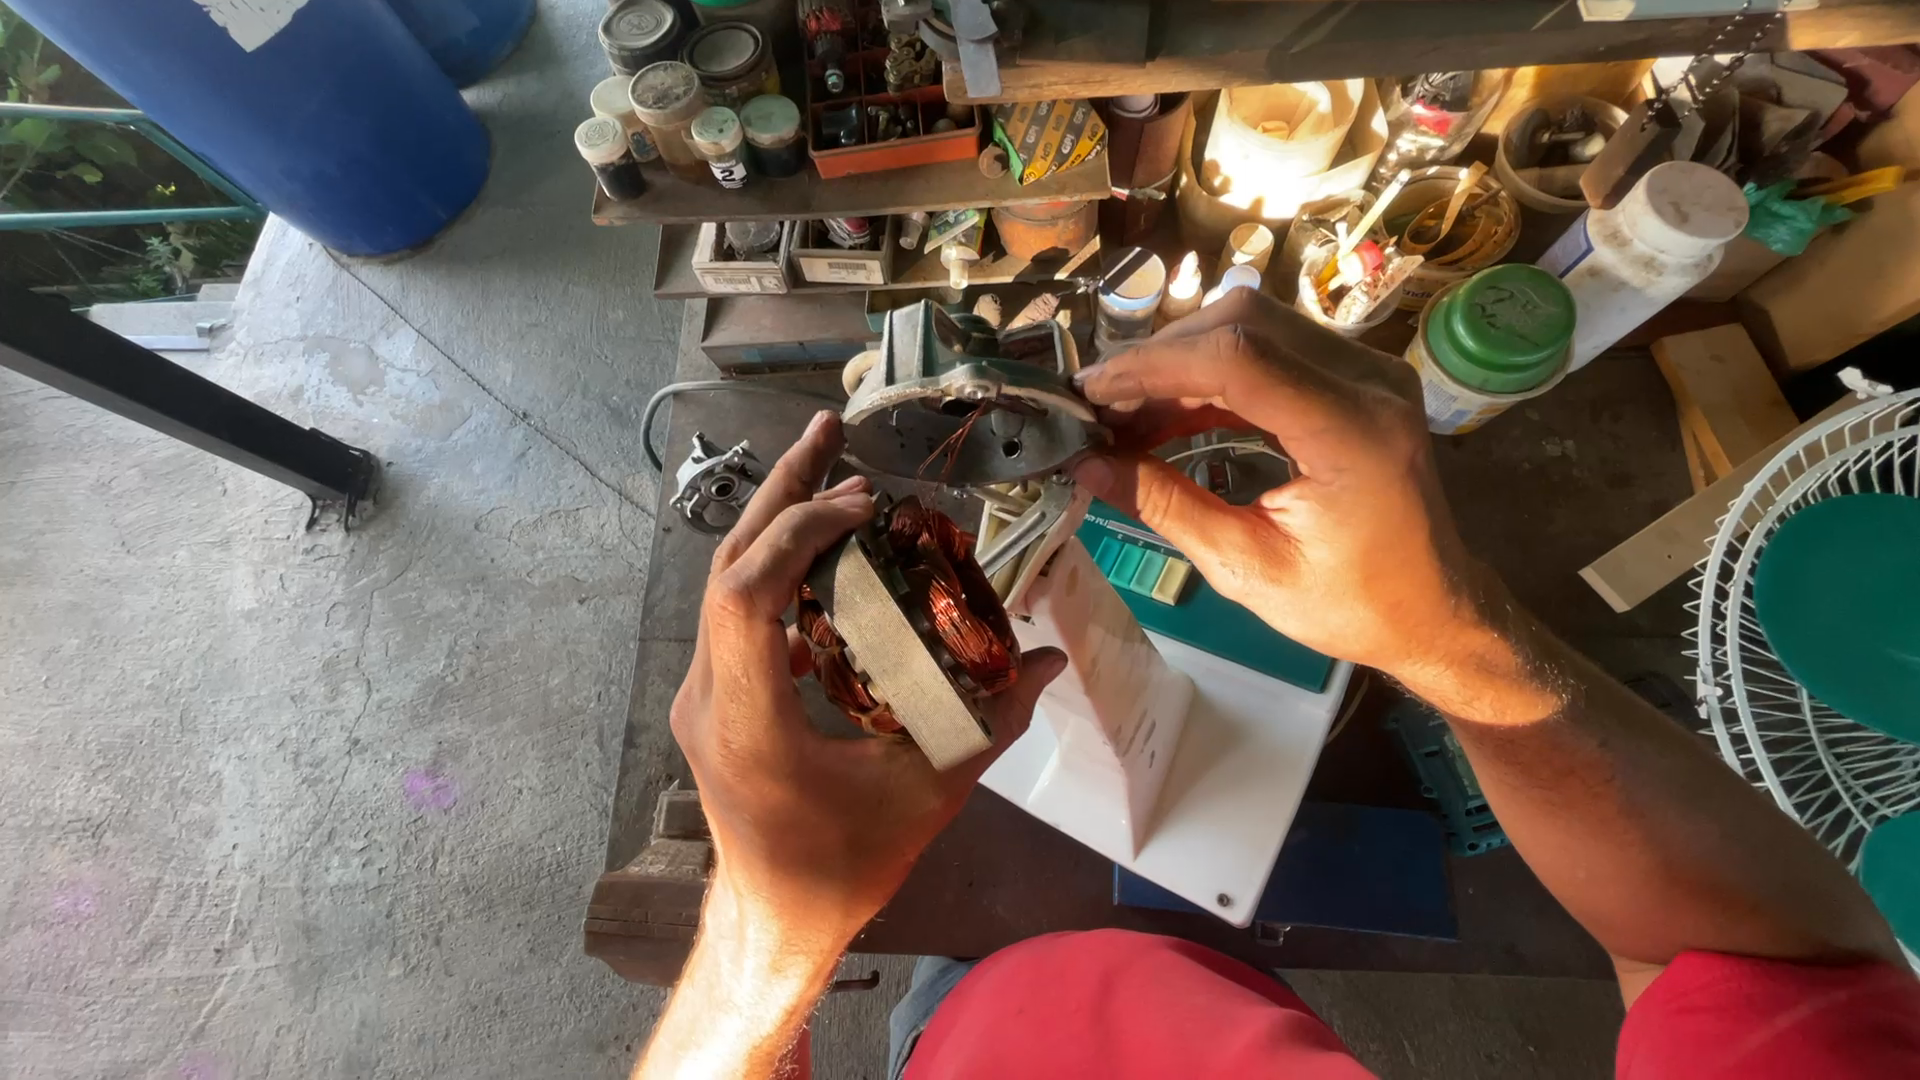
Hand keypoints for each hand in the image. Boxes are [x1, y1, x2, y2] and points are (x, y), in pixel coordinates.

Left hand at [671, 411, 1064, 955]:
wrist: (773, 919)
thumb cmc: (845, 868)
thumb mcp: (928, 796)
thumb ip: (990, 724)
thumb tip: (1046, 662)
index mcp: (751, 724)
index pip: (744, 598)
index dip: (799, 533)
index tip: (865, 505)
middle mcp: (709, 697)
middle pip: (726, 567)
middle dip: (780, 491)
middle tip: (828, 431)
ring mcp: (701, 694)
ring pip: (724, 581)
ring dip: (777, 519)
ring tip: (829, 469)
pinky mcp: (714, 694)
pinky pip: (737, 609)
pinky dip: (779, 563)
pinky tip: (823, 547)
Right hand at [1072, 289, 1489, 684]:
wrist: (1432, 610)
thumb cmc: (1347, 604)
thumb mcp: (1244, 567)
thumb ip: (1165, 506)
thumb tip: (1086, 465)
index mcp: (1351, 432)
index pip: (1238, 359)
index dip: (1152, 366)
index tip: (1090, 392)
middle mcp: (1366, 380)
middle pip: (1241, 324)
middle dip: (1156, 359)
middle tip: (1098, 406)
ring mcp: (1365, 370)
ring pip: (1249, 326)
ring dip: (1177, 364)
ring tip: (1122, 415)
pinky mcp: (1351, 378)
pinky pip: (1265, 352)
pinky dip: (1205, 378)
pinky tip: (1165, 415)